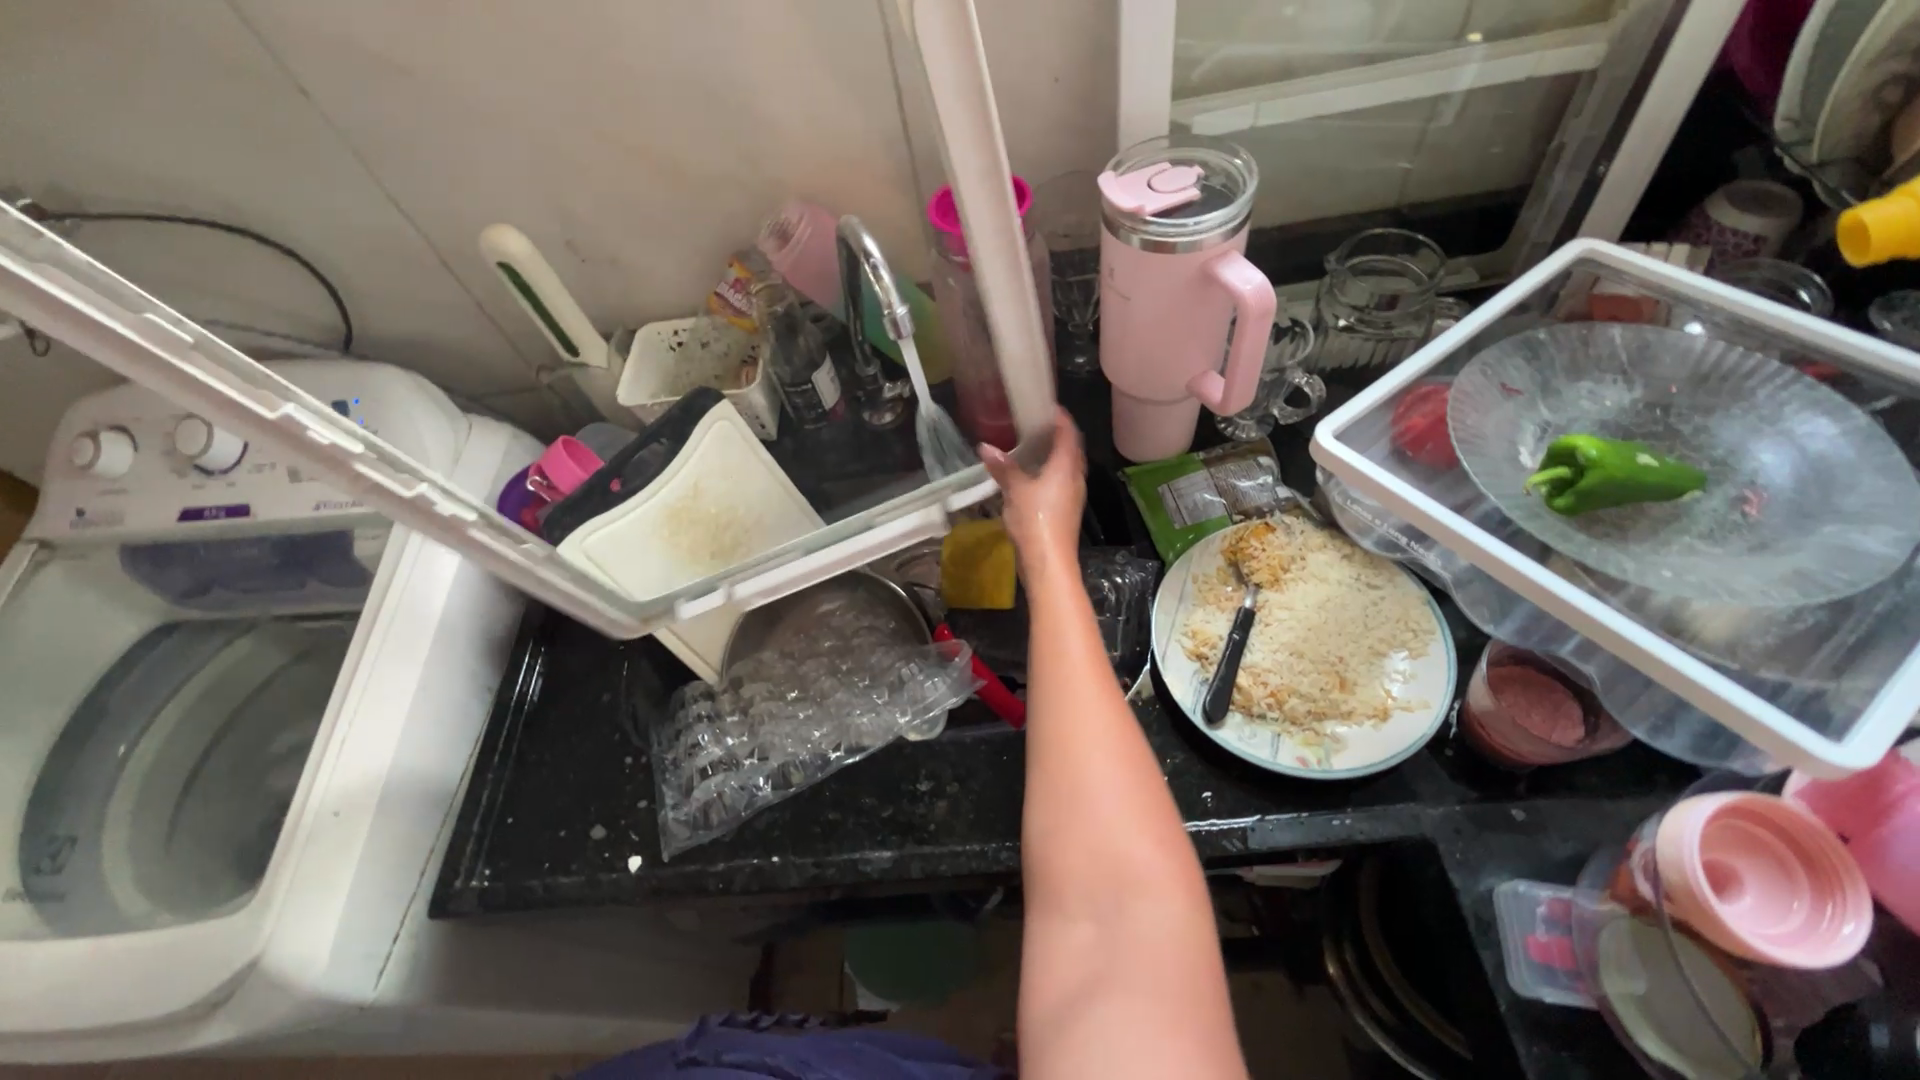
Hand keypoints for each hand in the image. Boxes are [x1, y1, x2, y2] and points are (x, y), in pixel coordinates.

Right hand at [980, 407, 1084, 583]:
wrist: (1049, 561)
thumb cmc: (1036, 520)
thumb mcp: (1015, 490)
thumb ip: (1003, 467)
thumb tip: (985, 447)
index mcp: (1066, 465)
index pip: (1069, 432)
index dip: (1060, 417)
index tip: (1045, 406)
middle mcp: (1075, 477)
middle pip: (1071, 449)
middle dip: (1056, 435)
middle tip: (1035, 425)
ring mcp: (1073, 495)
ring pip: (1066, 467)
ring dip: (1053, 456)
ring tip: (1031, 448)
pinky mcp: (1066, 511)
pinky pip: (1060, 482)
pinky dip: (1049, 473)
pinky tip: (1031, 477)